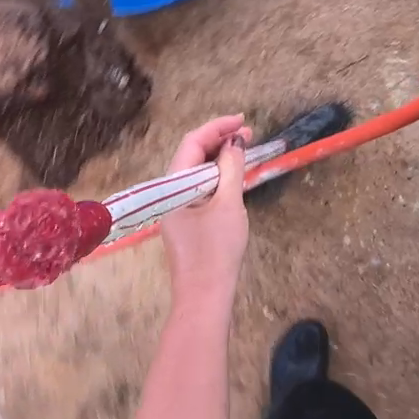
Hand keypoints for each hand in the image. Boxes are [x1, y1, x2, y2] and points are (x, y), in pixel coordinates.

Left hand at [159, 115, 251, 306]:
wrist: (204, 297)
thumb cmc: (216, 249)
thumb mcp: (229, 204)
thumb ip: (232, 168)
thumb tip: (236, 142)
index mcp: (174, 186)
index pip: (193, 143)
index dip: (217, 127)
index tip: (243, 121)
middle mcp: (170, 193)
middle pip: (192, 154)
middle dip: (219, 139)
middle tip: (249, 134)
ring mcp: (176, 207)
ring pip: (196, 171)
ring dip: (219, 157)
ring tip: (244, 150)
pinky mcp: (185, 220)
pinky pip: (199, 186)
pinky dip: (216, 175)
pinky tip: (233, 175)